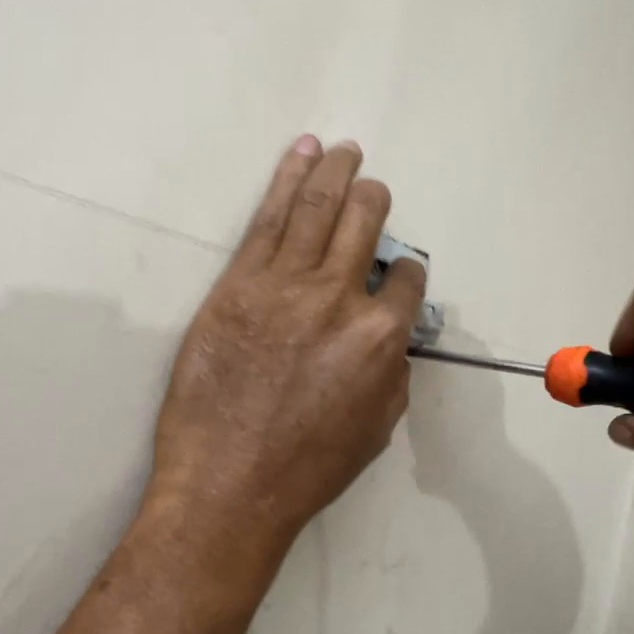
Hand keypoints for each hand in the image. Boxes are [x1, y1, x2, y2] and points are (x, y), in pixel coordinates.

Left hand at [147, 136, 426, 551]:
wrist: (229, 484)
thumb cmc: (305, 470)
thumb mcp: (375, 430)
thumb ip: (391, 375)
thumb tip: (390, 342)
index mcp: (381, 338)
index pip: (405, 278)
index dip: (402, 270)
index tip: (391, 269)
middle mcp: (339, 299)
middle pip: (364, 223)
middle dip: (373, 197)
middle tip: (371, 184)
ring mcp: (284, 286)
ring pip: (317, 208)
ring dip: (334, 170)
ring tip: (341, 149)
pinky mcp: (236, 285)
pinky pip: (267, 219)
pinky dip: (287, 180)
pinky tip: (298, 157)